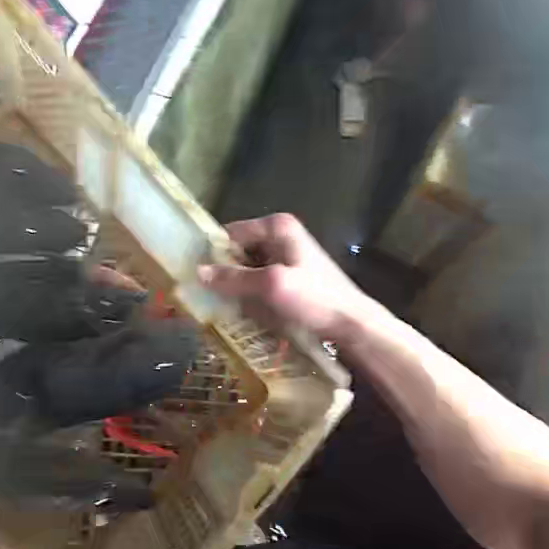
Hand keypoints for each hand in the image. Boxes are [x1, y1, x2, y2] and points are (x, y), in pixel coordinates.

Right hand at [198, 213, 386, 341]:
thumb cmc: (314, 299)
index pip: (231, 234)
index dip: (214, 255)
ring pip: (249, 269)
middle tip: (207, 297)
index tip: (196, 278)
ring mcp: (288, 256)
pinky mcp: (292, 277)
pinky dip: (252, 295)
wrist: (352, 323)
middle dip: (225, 273)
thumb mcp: (271, 286)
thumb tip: (198, 272)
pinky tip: (246, 313)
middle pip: (239, 251)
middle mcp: (281, 235)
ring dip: (238, 288)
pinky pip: (261, 282)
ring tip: (223, 308)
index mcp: (277, 226)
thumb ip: (234, 278)